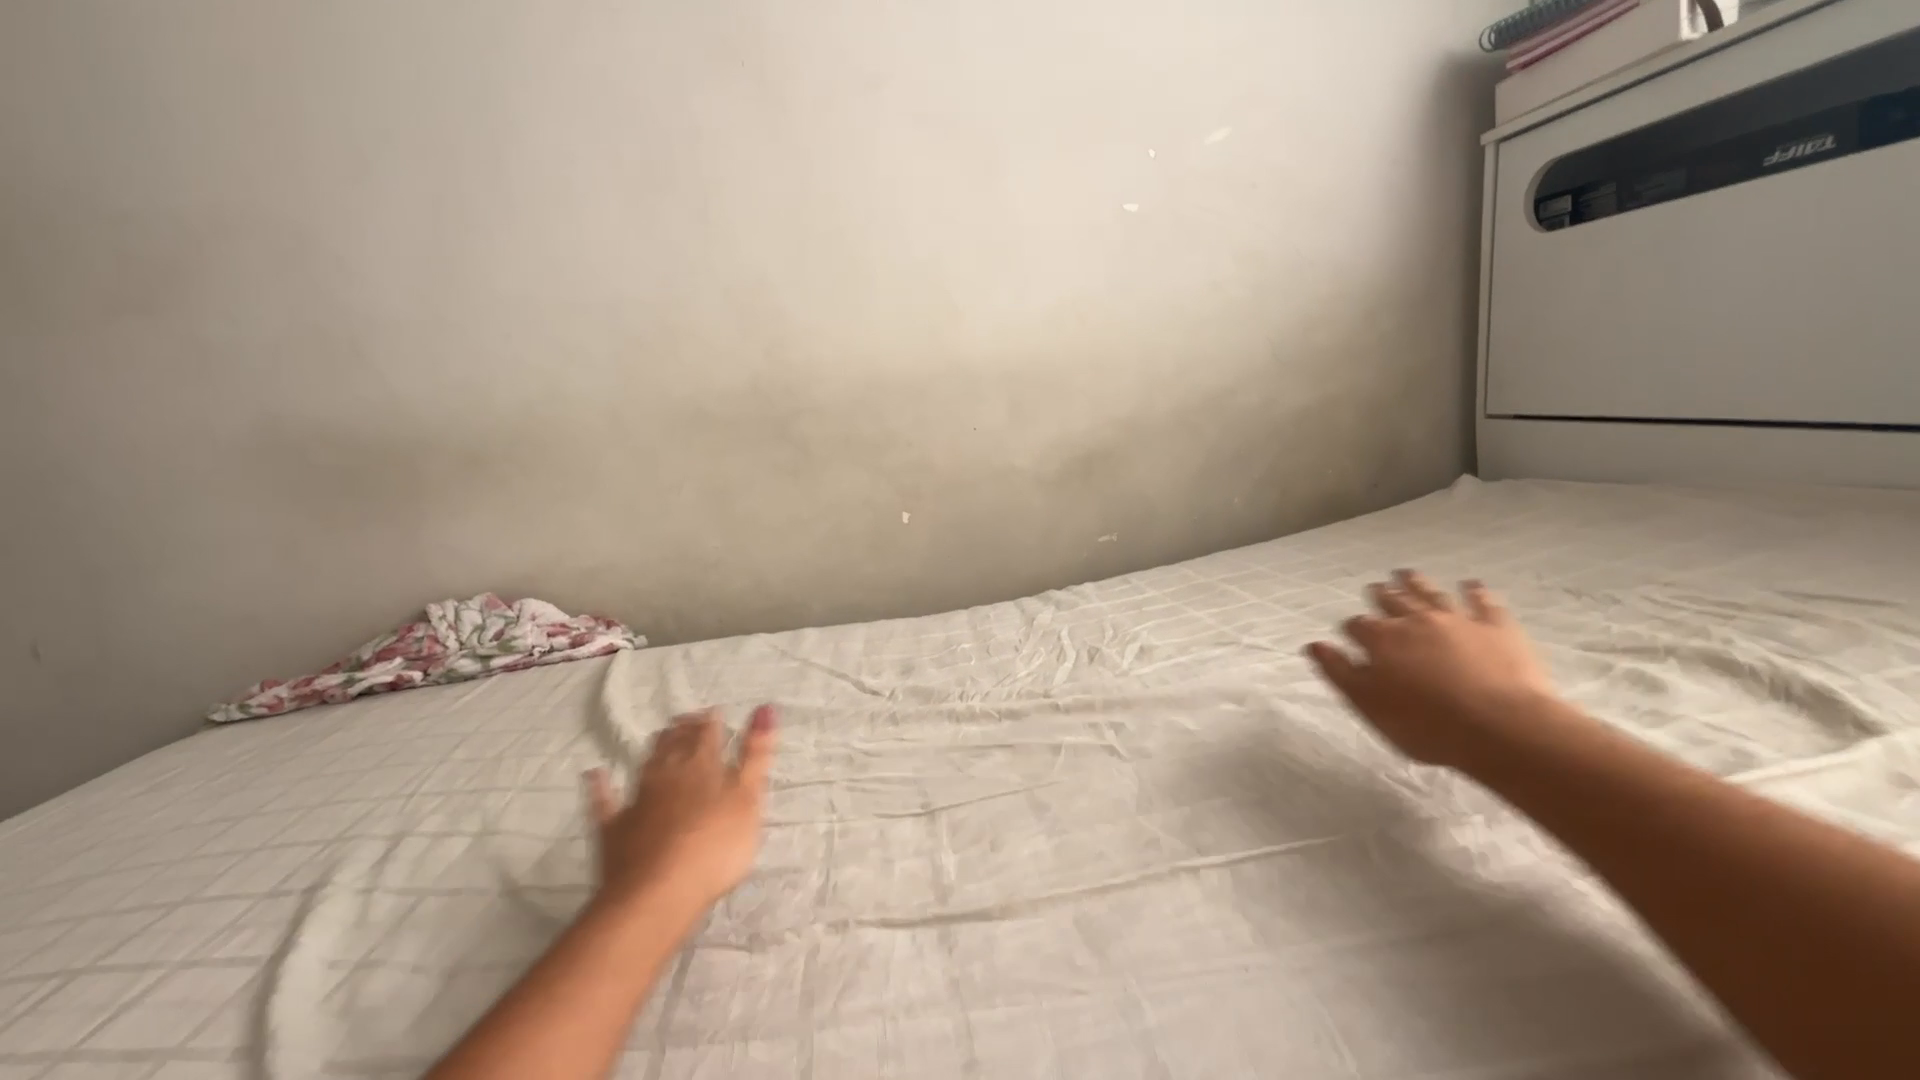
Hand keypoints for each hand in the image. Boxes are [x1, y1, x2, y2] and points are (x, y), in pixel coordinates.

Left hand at [583, 705, 777, 918]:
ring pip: (647, 764)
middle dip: (684, 729)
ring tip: (661, 734)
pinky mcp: (615, 828)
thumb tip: (765, 707)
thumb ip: (757, 754)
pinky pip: (605, 801)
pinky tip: (595, 774)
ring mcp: (638, 799)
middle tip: (688, 718)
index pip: (708, 735)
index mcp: (703, 767)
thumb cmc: (715, 846)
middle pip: (676, 745)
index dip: (713, 722)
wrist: (658, 893)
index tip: (715, 710)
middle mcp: (668, 774)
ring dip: (655, 747)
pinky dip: (601, 786)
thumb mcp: (748, 799)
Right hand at [1306, 571, 1563, 768]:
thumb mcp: (1369, 705)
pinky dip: (1474, 591)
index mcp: (1381, 640)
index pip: (1358, 626)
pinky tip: (1471, 585)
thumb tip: (1316, 645)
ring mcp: (1458, 620)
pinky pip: (1483, 602)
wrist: (1500, 728)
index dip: (1353, 628)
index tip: (1350, 632)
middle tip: (1376, 587)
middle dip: (1382, 595)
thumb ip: (1340, 673)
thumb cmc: (1426, 725)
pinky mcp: (1497, 627)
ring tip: (1407, 573)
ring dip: (1418, 583)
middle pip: (1394, 602)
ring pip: (1432, 594)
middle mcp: (1416, 621)